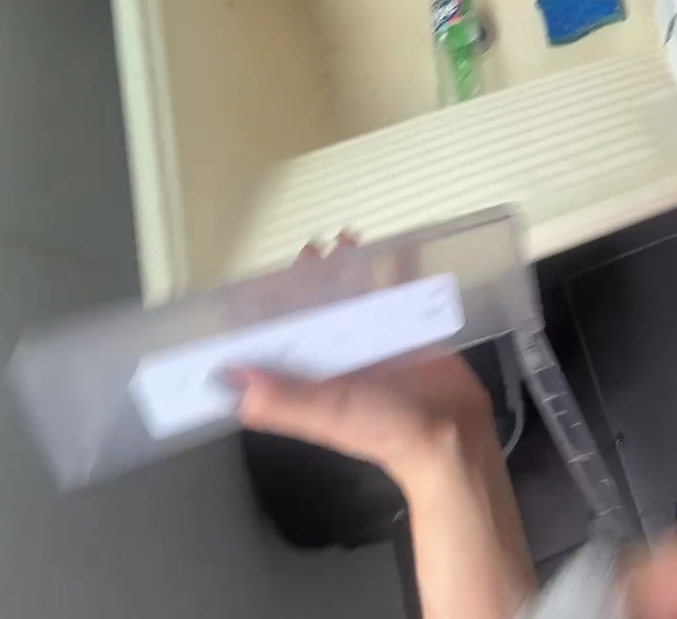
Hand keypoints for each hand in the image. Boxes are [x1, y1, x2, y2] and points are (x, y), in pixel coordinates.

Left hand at [231, 233, 497, 489]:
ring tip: (349, 240)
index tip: (257, 283)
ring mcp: (376, 343)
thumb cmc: (385, 429)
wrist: (450, 434)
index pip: (278, 340)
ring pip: (356, 298)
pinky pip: (402, 294)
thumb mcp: (330, 415)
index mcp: (311, 378)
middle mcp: (338, 358)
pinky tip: (403, 248)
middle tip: (313, 250)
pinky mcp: (411, 333)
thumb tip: (225, 375)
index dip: (264, 313)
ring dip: (351, 270)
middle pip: (316, 312)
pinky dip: (401, 270)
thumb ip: (282, 399)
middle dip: (310, 281)